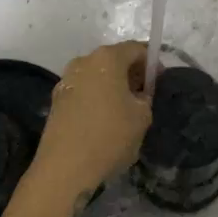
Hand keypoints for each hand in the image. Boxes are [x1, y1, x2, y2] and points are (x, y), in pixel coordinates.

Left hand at [28, 41, 152, 198]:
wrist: (64, 168)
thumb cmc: (109, 136)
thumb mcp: (142, 117)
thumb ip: (145, 97)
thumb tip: (138, 94)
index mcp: (107, 58)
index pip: (135, 49)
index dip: (151, 61)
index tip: (160, 79)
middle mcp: (84, 61)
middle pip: (114, 59)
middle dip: (131, 72)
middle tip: (145, 94)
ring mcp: (67, 79)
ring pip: (97, 74)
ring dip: (112, 85)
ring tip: (125, 109)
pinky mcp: (57, 98)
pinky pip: (84, 89)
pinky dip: (97, 96)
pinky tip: (103, 119)